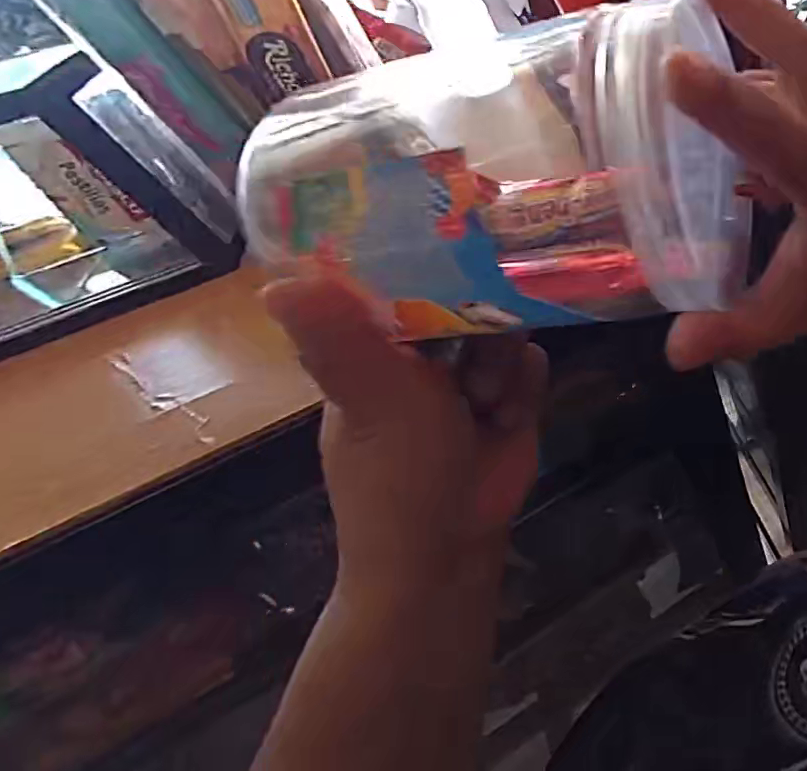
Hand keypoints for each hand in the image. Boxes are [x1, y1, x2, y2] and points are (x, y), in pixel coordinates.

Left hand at [261, 272, 547, 587]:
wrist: (449, 556)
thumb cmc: (397, 477)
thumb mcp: (371, 400)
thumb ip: (340, 341)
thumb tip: (274, 284)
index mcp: (378, 346)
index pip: (406, 281)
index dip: (433, 266)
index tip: (460, 251)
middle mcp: (426, 354)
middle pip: (469, 300)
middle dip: (483, 325)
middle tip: (473, 360)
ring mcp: (471, 375)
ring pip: (507, 330)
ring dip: (503, 365)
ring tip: (488, 405)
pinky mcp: (511, 398)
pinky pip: (531, 364)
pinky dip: (526, 387)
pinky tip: (510, 418)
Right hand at [664, 0, 806, 369]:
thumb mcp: (797, 314)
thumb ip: (734, 330)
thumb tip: (672, 351)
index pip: (782, 138)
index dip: (729, 103)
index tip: (673, 66)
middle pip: (803, 53)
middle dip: (746, 7)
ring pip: (799, 51)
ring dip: (749, 17)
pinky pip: (794, 71)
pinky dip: (754, 53)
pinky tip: (716, 62)